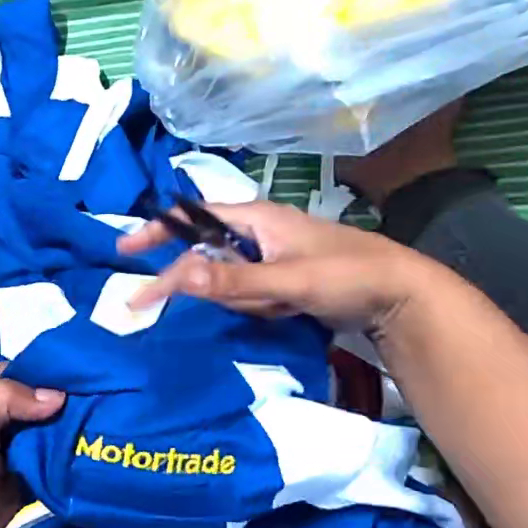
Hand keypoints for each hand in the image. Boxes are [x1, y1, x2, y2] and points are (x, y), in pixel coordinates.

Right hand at [116, 200, 444, 332]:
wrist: (402, 296)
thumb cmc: (347, 274)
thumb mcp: (288, 279)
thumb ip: (232, 279)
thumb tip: (177, 275)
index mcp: (255, 217)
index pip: (191, 218)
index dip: (156, 232)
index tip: (125, 251)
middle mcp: (257, 231)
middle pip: (207, 255)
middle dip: (210, 282)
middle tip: (190, 303)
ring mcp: (269, 256)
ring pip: (228, 279)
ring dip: (245, 299)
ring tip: (284, 305)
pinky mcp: (280, 278)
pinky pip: (249, 292)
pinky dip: (258, 305)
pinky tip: (287, 309)